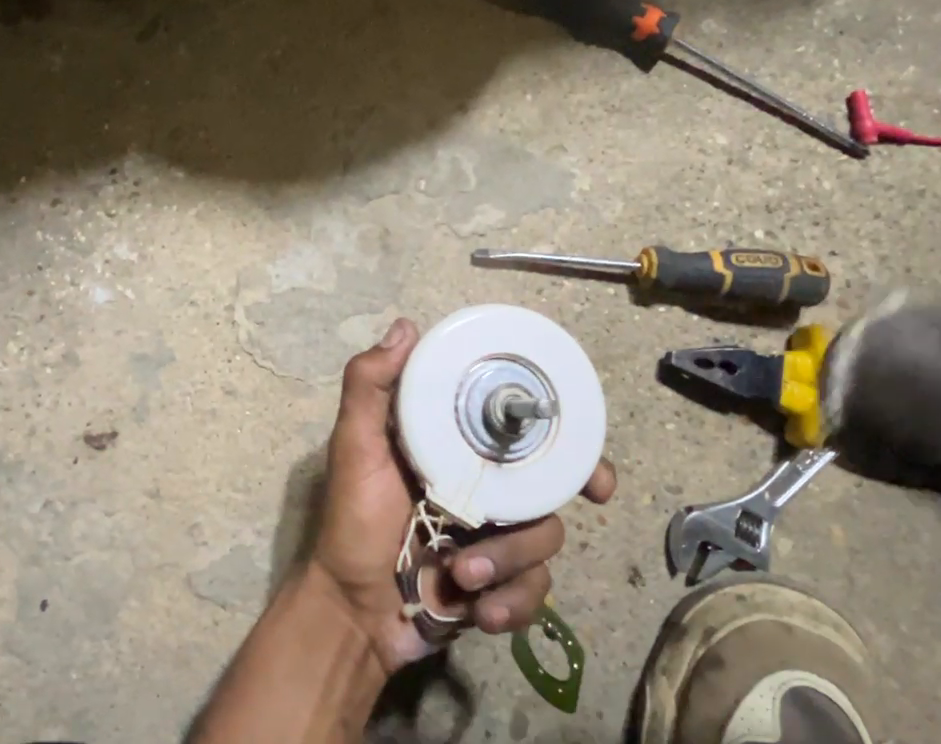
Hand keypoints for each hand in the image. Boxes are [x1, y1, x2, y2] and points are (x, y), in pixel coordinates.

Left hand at [307, 317, 615, 674]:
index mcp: (459, 453)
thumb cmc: (352, 522)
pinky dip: (512, 603)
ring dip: (511, 560)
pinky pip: (534, 592)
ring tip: (464, 572)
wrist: (351, 613)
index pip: (520, 433)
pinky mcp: (499, 589)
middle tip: (589, 495)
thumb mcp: (355, 448)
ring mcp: (496, 541)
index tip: (584, 446)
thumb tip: (406, 327)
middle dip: (570, 490)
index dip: (561, 433)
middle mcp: (486, 491)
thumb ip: (369, 388)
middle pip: (550, 482)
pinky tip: (482, 611)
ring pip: (545, 540)